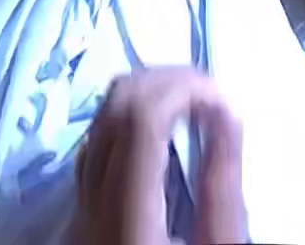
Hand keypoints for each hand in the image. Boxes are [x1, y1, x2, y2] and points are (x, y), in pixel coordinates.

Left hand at [72, 67, 246, 244]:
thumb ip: (223, 181)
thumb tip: (227, 108)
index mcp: (128, 224)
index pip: (141, 121)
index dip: (183, 88)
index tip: (222, 97)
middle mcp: (90, 211)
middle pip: (116, 106)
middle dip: (169, 81)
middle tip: (211, 94)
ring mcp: (77, 213)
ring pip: (101, 117)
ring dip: (151, 92)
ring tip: (193, 104)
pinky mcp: (80, 215)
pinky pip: (98, 141)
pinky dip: (133, 115)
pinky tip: (166, 127)